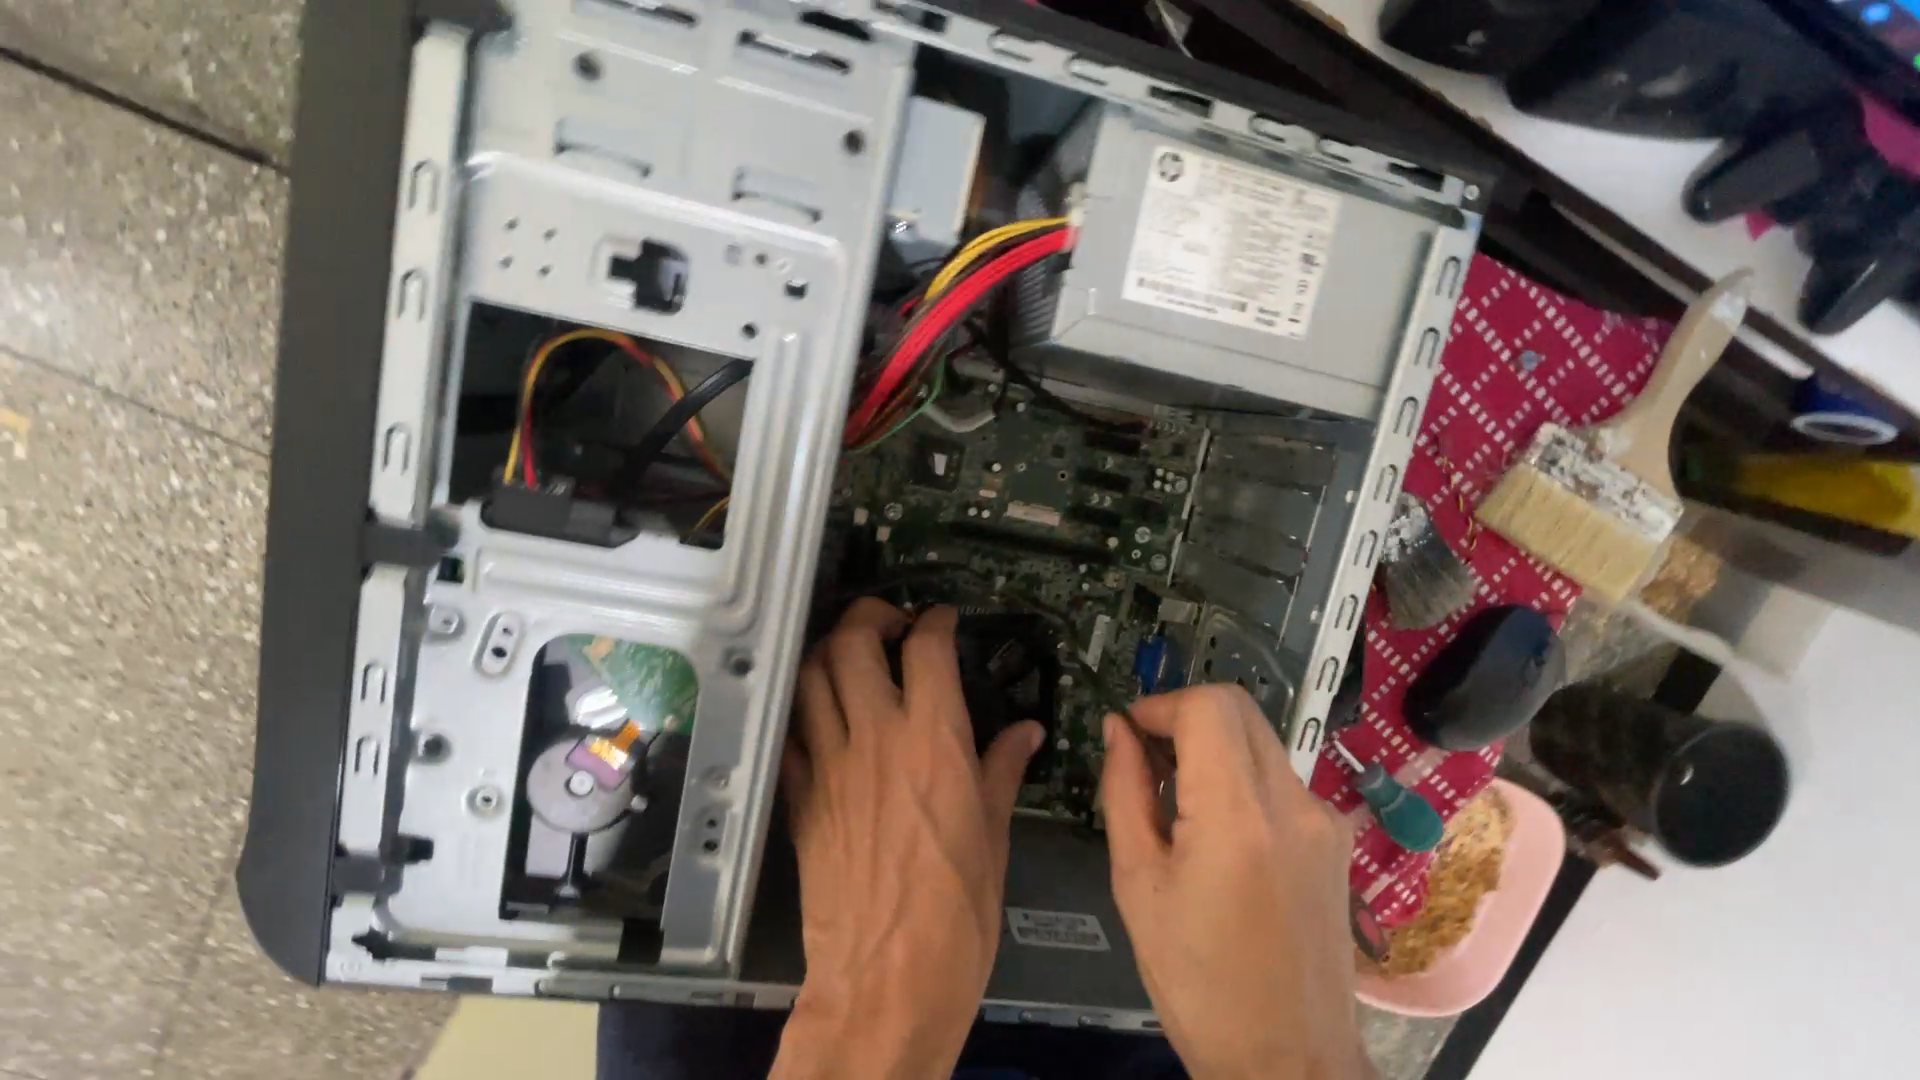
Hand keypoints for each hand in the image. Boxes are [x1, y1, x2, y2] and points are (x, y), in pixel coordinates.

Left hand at [771, 600, 1043, 1079]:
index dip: (935, 620)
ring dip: (829, 650)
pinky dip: (803, 708)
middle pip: (853, 641)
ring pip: (811, 675)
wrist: (887, 981)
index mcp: (935, 741)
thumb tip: (1025, 732)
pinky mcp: (801, 797)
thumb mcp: (993, 836)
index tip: (941, 620)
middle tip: (890, 625)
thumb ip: (1002, 770)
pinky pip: (790, 732)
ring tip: (851, 656)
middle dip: (870, 616)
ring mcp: (830, 764)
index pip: (927, 648)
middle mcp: (877, 737)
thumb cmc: (957, 913)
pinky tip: (820, 715)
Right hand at [1101, 685, 1369, 1079]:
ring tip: (1178, 803)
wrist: (1290, 1062)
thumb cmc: (1197, 981)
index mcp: (1238, 816)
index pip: (1208, 707)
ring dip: (1213, 746)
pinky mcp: (1335, 839)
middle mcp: (1293, 803)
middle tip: (1148, 758)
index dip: (1160, 705)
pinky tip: (1219, 833)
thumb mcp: (1138, 884)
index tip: (1129, 733)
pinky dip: (1241, 778)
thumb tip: (1117, 730)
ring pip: (1260, 740)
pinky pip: (1280, 779)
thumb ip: (1124, 791)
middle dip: (1185, 716)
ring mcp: (1324, 820)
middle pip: (1238, 709)